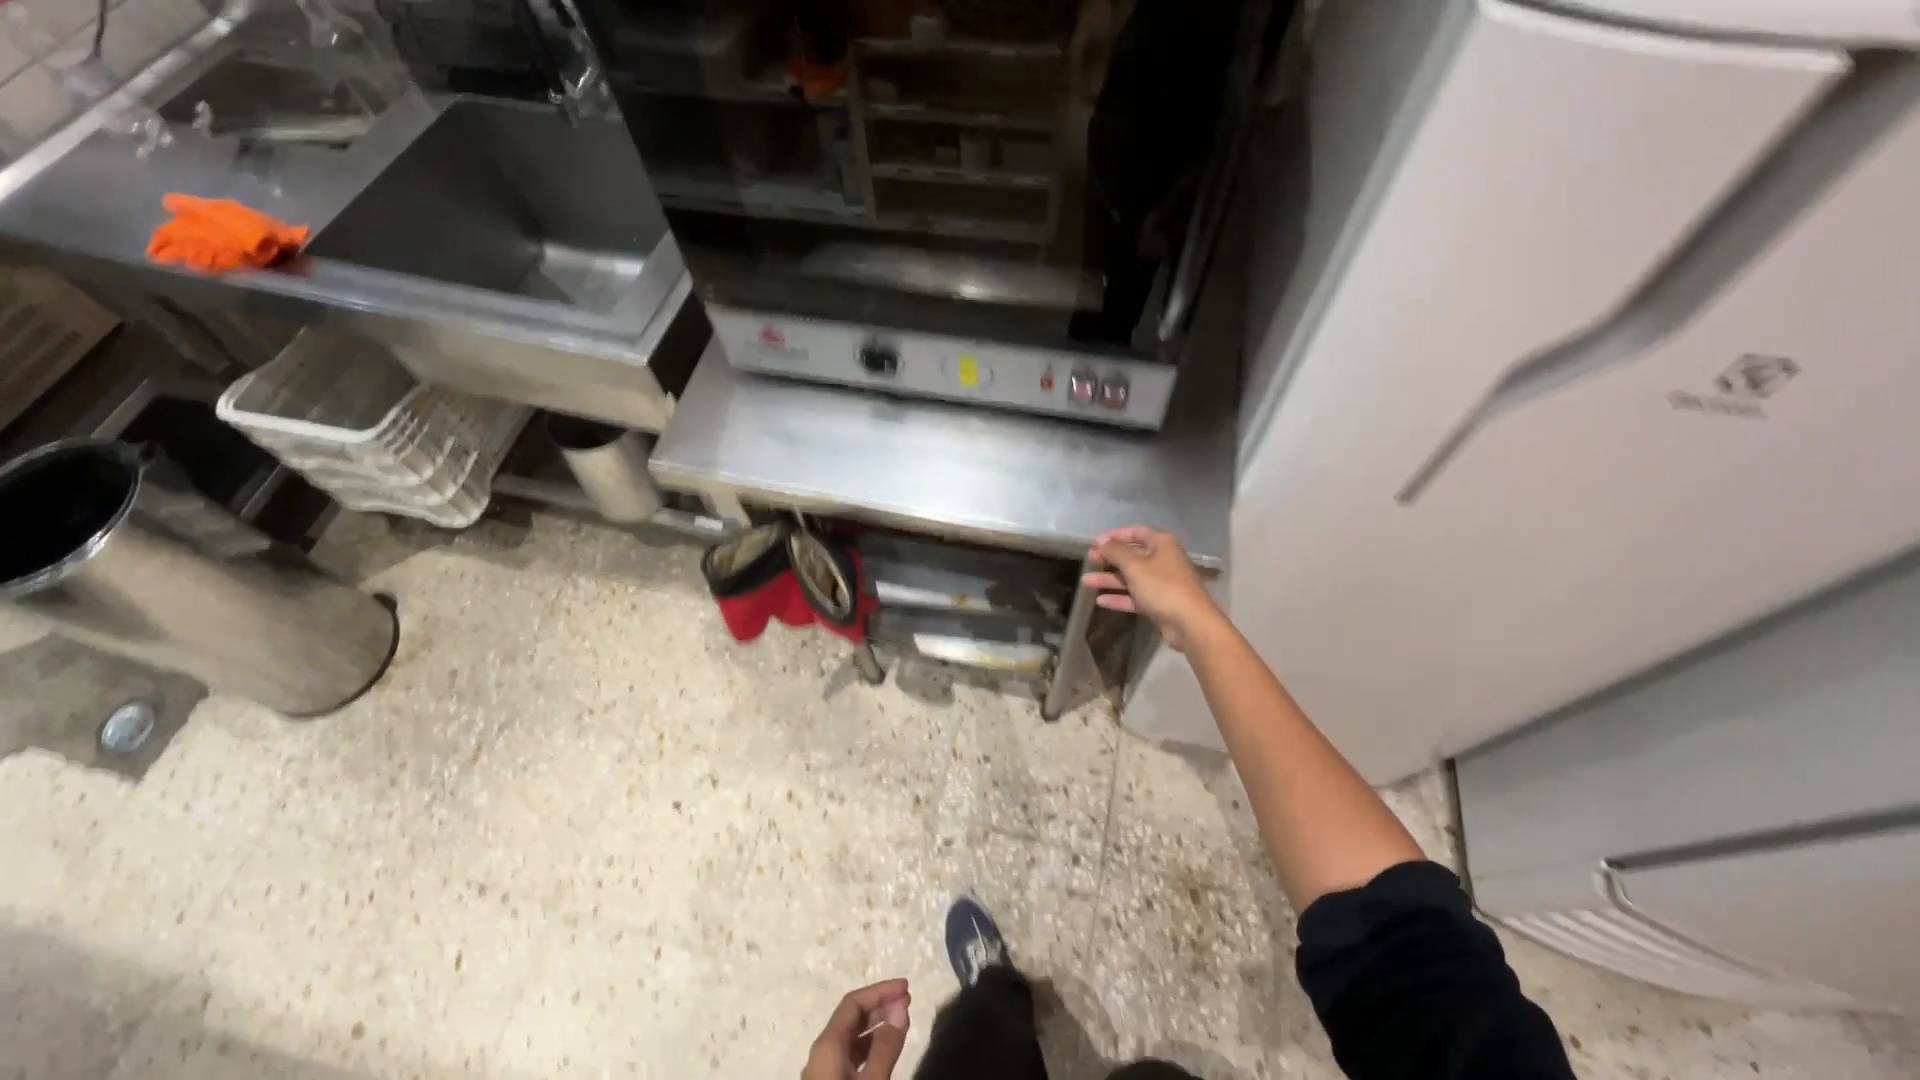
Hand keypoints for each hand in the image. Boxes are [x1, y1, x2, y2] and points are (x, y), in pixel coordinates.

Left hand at [803, 979, 910, 1079]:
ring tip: (901, 1021)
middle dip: (880, 1004)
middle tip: (907, 1000)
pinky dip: (870, 1043)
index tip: (906, 987)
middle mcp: (822, 1050)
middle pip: (851, 1016)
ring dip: (877, 1024)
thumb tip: (901, 1008)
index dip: (880, 990)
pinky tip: (885, 1048)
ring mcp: (824, 1068)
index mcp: (827, 1043)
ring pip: (851, 1036)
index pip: (853, 1002)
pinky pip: (851, 1053)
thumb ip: (885, 1046)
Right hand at [1083, 526, 1222, 651]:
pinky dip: (1120, 597)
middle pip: (1132, 555)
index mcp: (1161, 544)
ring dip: (1110, 579)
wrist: (1189, 622)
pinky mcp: (1158, 602)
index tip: (1095, 541)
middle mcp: (1162, 559)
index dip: (1116, 535)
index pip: (1136, 532)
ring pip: (1131, 577)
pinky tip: (1100, 601)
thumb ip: (1116, 551)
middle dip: (1109, 558)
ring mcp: (1161, 582)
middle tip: (1089, 560)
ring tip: (1086, 581)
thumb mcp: (1135, 566)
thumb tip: (1101, 540)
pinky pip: (1135, 596)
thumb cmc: (1162, 586)